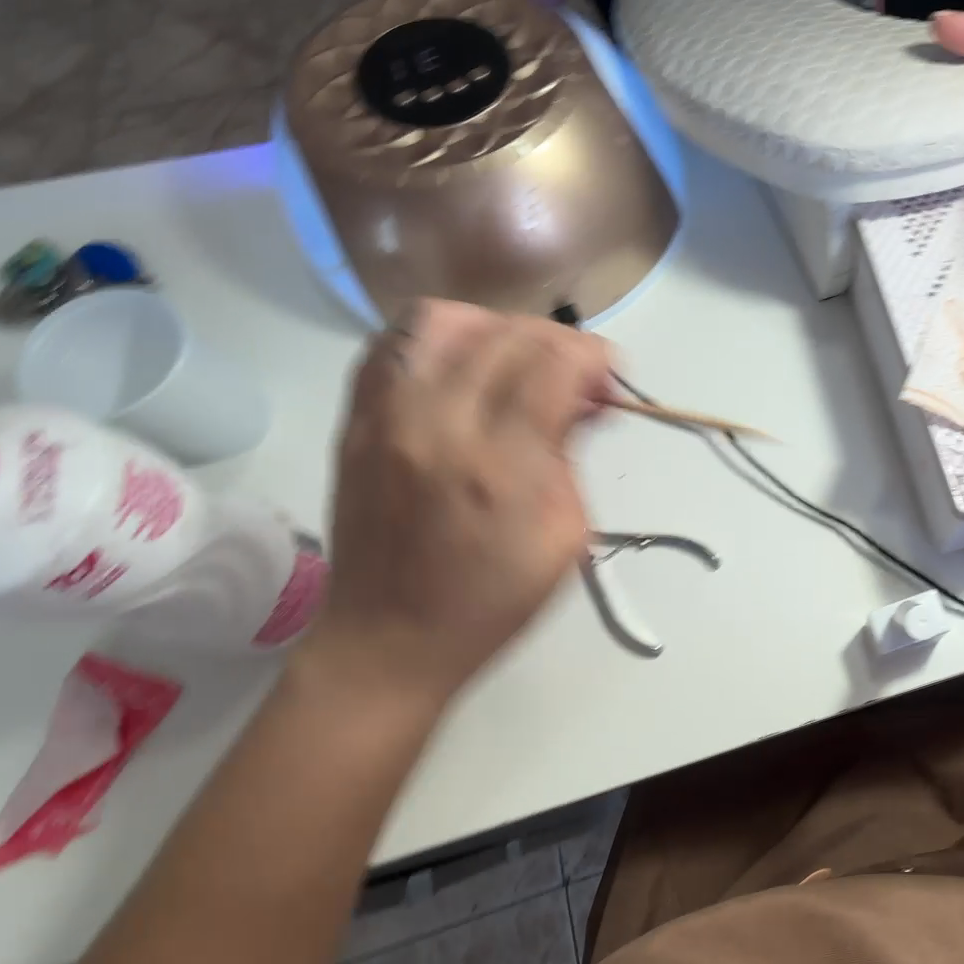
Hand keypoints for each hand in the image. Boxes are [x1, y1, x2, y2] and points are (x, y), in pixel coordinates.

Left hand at [302, 299, 614, 707]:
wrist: (387, 641)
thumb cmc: (492, 601)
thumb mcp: (567, 536)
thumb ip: (571, 457)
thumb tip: (578, 402)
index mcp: (501, 466)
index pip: (554, 365)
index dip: (593, 356)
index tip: (609, 377)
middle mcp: (439, 426)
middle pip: (507, 336)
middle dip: (559, 341)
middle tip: (576, 375)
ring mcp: (386, 418)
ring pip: (443, 322)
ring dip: (496, 328)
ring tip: (517, 358)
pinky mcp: (354, 422)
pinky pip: (392, 345)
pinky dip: (438, 337)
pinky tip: (464, 361)